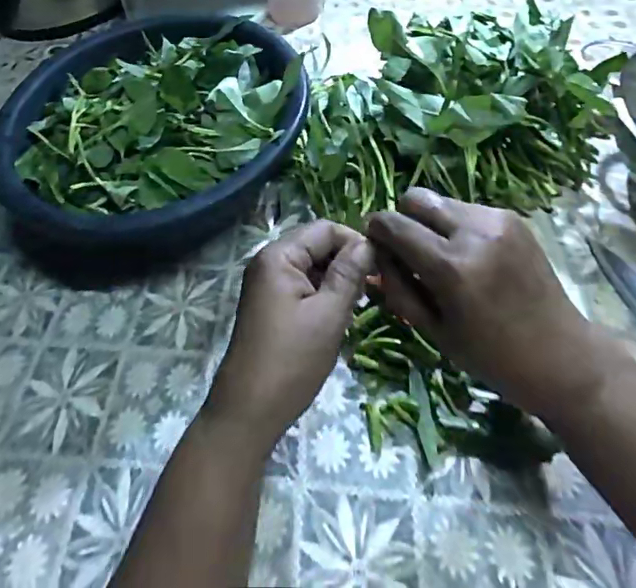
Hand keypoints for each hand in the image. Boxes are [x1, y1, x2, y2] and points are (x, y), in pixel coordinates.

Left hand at [204, 220, 374, 447]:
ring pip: (311, 266)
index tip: (385, 267)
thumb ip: (349, 274)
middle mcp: (268, 261)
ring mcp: (266, 282)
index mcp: (278, 256)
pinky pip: (302, 284)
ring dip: (338, 278)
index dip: (356, 242)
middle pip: (316, 244)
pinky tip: (341, 313)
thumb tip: (368, 243)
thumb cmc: (292, 360)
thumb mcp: (329, 315)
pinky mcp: (269, 303)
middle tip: (379, 288)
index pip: (324, 229)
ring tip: (365, 302)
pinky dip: (323, 293)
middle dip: (347, 260)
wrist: (250, 406)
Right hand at [364, 188, 628, 422]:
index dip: (376, 232)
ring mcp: (498, 221)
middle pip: (414, 198)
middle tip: (411, 250)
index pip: (391, 223)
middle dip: (404, 219)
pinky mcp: (513, 219)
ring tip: (444, 255)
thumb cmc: (492, 356)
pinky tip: (471, 256)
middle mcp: (474, 233)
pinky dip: (457, 226)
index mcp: (450, 267)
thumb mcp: (432, 330)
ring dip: (431, 222)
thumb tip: (373, 254)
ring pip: (440, 200)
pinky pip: (466, 209)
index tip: (379, 248)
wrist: (564, 358)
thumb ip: (396, 287)